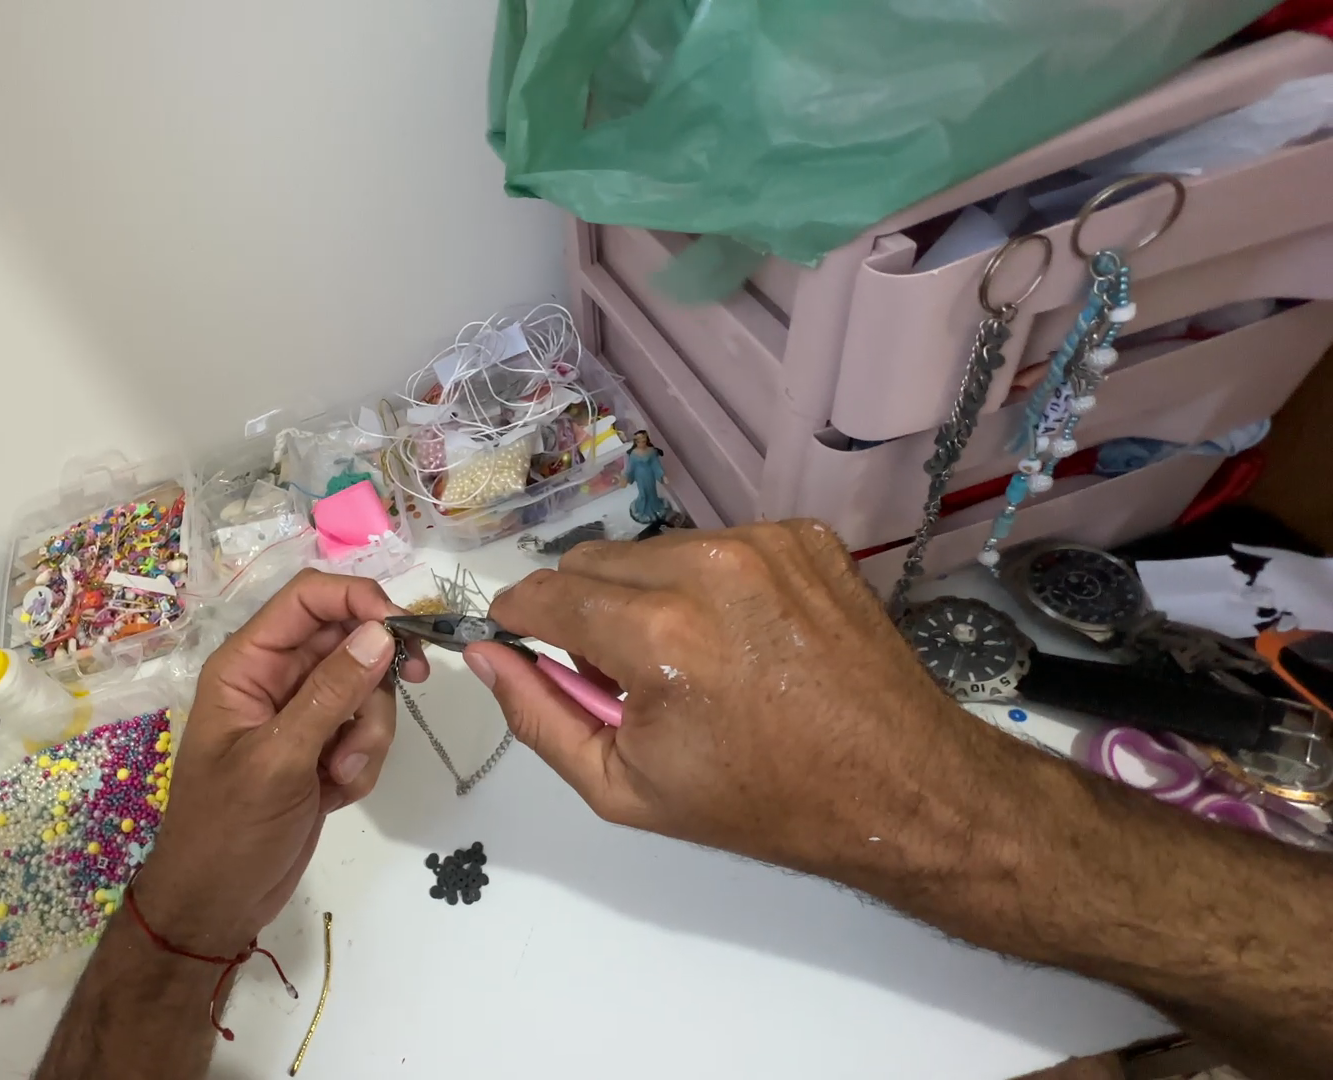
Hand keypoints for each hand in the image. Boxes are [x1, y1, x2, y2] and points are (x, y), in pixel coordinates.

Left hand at [134, 569, 427, 954]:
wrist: (219, 903)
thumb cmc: (228, 830)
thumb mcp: (279, 759)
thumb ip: (331, 693)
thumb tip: (380, 633)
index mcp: (249, 663)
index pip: (308, 598)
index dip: (357, 598)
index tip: (402, 628)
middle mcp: (277, 677)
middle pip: (349, 640)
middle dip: (373, 678)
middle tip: (398, 698)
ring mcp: (303, 711)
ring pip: (366, 686)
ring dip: (368, 730)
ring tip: (340, 773)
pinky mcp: (323, 744)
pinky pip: (366, 727)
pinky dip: (363, 758)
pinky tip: (335, 793)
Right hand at [465, 521, 983, 879]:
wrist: (905, 790)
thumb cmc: (754, 802)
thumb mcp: (621, 787)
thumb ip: (536, 715)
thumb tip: (485, 654)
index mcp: (657, 634)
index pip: (542, 594)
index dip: (518, 616)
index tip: (522, 638)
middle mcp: (704, 567)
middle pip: (586, 562)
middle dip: (577, 609)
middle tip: (616, 667)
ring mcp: (759, 542)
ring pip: (643, 550)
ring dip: (636, 594)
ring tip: (679, 651)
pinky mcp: (799, 535)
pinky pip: (704, 544)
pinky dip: (696, 582)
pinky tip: (732, 630)